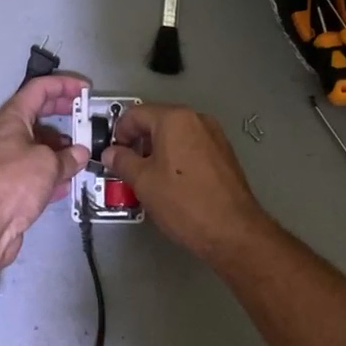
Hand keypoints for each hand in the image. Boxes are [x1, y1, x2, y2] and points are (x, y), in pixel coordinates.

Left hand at [0, 75, 91, 266]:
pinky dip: (51, 174)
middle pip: (38, 115)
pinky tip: (67, 184)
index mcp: (12, 118)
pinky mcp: (9, 187)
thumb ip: (68, 156)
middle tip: (85, 117)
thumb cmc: (13, 182)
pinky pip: (34, 172)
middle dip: (63, 113)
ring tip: (80, 157)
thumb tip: (80, 154)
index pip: (38, 89)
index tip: (85, 89)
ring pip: (37, 146)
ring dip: (59, 148)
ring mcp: (6, 161)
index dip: (63, 85)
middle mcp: (6, 135)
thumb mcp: (48, 163)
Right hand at [103, 104, 268, 260]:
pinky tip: (175, 183)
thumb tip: (111, 153)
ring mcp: (215, 135)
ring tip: (151, 178)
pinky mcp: (225, 153)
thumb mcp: (143, 182)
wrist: (233, 231)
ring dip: (159, 150)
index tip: (114, 154)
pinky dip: (178, 157)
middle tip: (129, 167)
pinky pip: (193, 146)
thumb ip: (122, 161)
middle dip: (139, 142)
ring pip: (176, 134)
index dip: (119, 132)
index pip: (136, 114)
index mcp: (174, 118)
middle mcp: (197, 119)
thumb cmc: (184, 202)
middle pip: (158, 121)